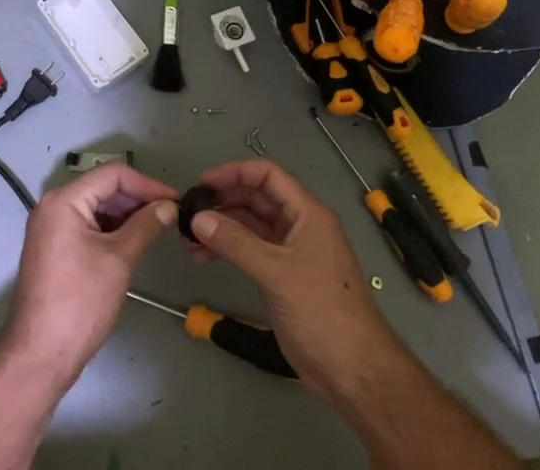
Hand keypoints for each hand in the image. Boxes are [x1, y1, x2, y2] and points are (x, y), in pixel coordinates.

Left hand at [0, 162, 177, 385]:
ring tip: (159, 228)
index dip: (147, 184)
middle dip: (138, 199)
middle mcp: (53, 206)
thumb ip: (146, 225)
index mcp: (64, 201)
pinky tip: (136, 241)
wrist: (41, 352)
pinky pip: (88, 226)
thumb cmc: (80, 301)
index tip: (176, 200)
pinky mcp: (55, 248)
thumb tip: (169, 207)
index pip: (112, 174)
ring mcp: (51, 228)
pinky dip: (113, 229)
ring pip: (97, 208)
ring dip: (127, 214)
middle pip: (103, 188)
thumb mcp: (119, 259)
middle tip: (171, 215)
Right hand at [182, 159, 398, 402]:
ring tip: (188, 239)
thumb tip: (197, 218)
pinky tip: (204, 257)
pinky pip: (250, 250)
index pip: (268, 175)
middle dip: (223, 201)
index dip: (234, 173)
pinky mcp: (282, 276)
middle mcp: (299, 226)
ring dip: (221, 227)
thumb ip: (236, 243)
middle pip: (256, 198)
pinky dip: (227, 249)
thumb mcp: (276, 272)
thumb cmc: (321, 310)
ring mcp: (290, 252)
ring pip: (250, 226)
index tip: (201, 183)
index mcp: (307, 213)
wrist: (352, 367)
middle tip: (187, 213)